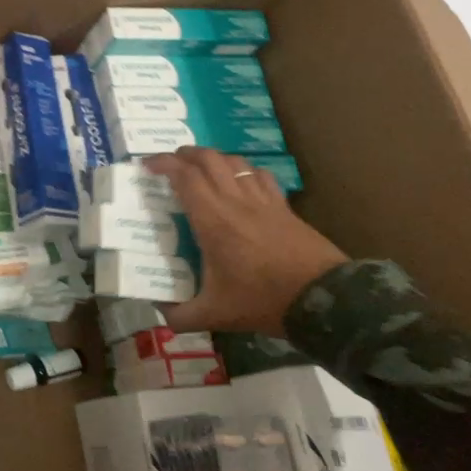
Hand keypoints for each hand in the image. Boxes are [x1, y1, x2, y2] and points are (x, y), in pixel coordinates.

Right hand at [146, 147, 349, 337]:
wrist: (323, 300)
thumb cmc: (262, 301)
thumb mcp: (214, 315)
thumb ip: (180, 315)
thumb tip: (159, 315)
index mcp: (213, 220)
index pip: (185, 177)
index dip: (163, 164)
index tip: (147, 164)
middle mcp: (236, 202)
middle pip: (209, 160)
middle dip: (186, 154)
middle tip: (171, 162)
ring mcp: (264, 202)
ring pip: (236, 163)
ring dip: (214, 158)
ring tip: (202, 167)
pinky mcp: (285, 208)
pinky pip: (261, 177)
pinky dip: (245, 171)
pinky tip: (242, 181)